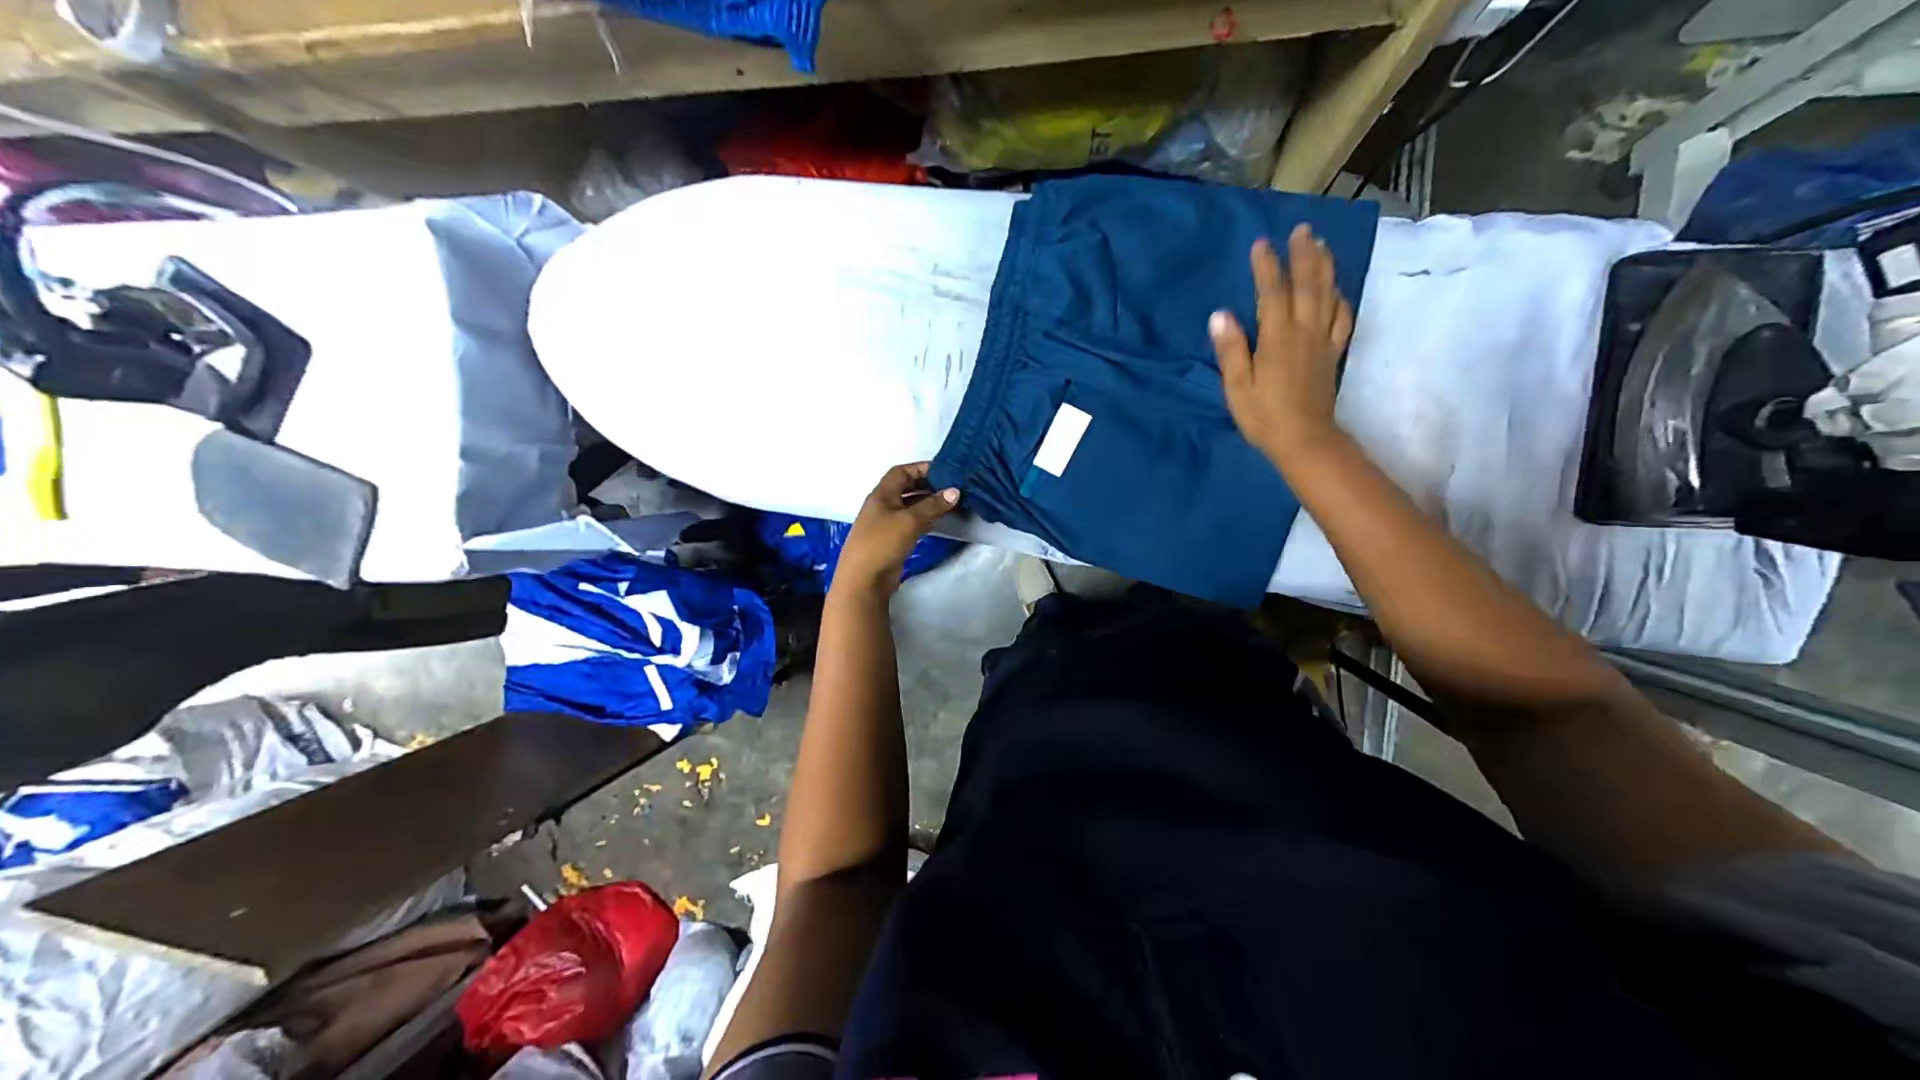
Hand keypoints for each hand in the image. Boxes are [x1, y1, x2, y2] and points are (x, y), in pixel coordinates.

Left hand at [836, 462, 959, 593]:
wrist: (864, 579)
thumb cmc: (883, 542)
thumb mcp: (909, 520)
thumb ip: (932, 505)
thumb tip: (955, 491)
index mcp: (882, 494)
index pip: (901, 472)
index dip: (921, 468)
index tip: (944, 470)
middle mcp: (883, 505)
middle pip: (906, 488)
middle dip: (927, 485)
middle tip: (951, 486)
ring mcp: (887, 523)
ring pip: (910, 507)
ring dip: (928, 503)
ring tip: (951, 502)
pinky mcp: (892, 540)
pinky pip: (911, 523)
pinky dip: (925, 519)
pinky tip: (940, 521)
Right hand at [1210, 224, 1354, 463]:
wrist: (1305, 440)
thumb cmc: (1264, 416)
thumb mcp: (1237, 386)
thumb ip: (1231, 349)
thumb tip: (1221, 315)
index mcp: (1277, 338)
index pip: (1272, 293)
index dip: (1266, 266)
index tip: (1261, 243)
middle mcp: (1304, 331)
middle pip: (1307, 285)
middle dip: (1304, 255)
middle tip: (1302, 229)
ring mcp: (1323, 341)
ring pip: (1328, 295)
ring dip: (1324, 267)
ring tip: (1321, 246)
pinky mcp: (1332, 354)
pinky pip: (1341, 318)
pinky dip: (1340, 298)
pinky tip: (1337, 290)